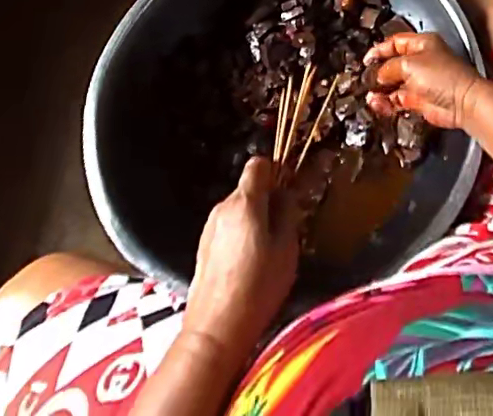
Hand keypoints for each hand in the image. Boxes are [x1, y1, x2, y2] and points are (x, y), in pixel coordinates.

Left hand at [184, 157, 303, 358]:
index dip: (275, 172)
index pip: (258, 165)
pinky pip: (228, 228)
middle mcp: (224, 207)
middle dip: (267, 201)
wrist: (216, 328)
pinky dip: (240, 236)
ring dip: (254, 220)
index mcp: (245, 202)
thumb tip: (287, 194)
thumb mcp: (286, 250)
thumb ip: (288, 214)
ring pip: (238, 209)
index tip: (288, 189)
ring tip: (267, 252)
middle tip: (284, 227)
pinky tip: (248, 265)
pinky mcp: (204, 245)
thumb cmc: (257, 288)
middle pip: (248, 188)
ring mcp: (210, 226)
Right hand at [364, 32, 485, 129]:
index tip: (366, 59)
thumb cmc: (442, 76)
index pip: (395, 42)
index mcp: (422, 44)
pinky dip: (387, 103)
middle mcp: (420, 61)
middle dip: (378, 73)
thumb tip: (378, 75)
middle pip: (392, 64)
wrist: (463, 103)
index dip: (379, 50)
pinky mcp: (419, 100)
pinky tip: (378, 104)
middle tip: (366, 79)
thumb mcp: (409, 64)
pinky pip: (397, 100)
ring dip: (380, 90)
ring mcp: (419, 81)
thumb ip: (389, 67)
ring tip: (371, 95)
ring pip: (393, 84)